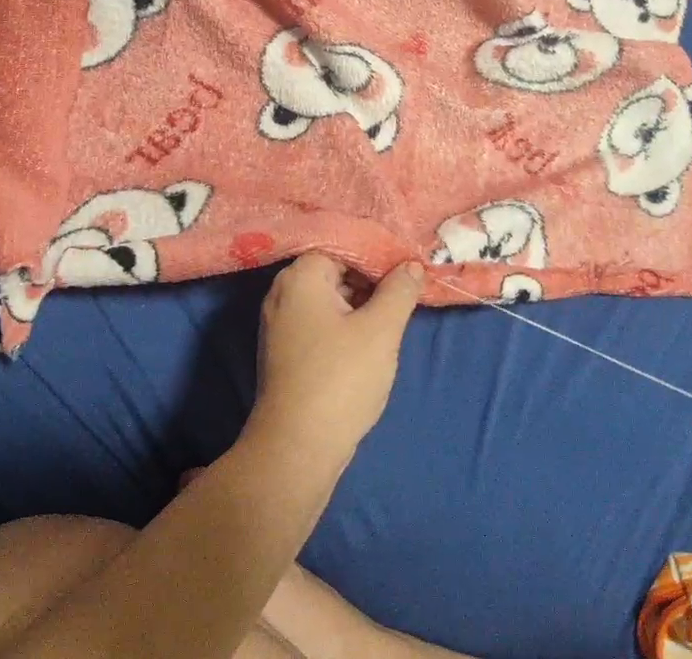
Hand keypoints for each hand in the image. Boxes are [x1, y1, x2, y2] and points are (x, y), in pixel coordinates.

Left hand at [248, 255, 423, 466]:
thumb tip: (411, 266)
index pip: (343, 245)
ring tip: (396, 313)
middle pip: (334, 270)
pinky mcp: (286, 351)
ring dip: (361, 303)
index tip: (409, 265)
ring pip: (329, 298)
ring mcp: (280, 324)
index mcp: (300, 277)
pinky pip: (320, 322)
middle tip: (408, 290)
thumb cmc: (341, 378)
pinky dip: (346, 323)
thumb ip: (399, 291)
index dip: (378, 252)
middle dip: (371, 278)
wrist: (298, 446)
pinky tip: (372, 338)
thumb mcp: (380, 330)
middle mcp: (283, 293)